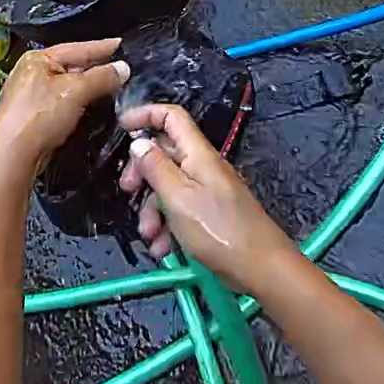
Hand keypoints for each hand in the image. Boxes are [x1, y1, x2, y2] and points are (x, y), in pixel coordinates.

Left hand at [0, 38, 127, 166]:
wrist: (13, 155)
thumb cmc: (40, 116)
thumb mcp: (75, 91)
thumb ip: (102, 77)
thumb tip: (124, 68)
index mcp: (38, 59)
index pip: (78, 48)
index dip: (103, 47)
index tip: (123, 44)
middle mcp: (33, 72)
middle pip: (74, 65)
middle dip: (98, 67)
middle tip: (124, 67)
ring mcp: (33, 94)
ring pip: (70, 85)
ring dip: (91, 86)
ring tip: (115, 85)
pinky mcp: (36, 116)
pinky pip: (65, 101)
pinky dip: (81, 101)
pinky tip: (95, 105)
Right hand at [117, 103, 296, 290]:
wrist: (261, 268)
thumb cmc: (219, 230)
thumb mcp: (179, 198)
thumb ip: (156, 168)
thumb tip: (139, 142)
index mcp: (198, 154)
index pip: (172, 118)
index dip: (147, 114)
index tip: (122, 126)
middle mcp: (203, 167)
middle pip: (165, 155)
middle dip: (142, 173)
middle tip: (127, 191)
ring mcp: (207, 192)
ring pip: (168, 188)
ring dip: (152, 210)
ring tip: (150, 236)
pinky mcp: (209, 215)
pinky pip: (180, 211)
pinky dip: (167, 227)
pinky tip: (163, 249)